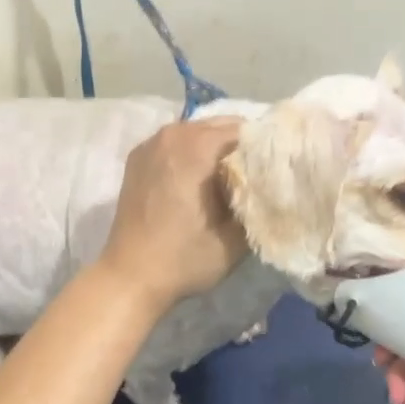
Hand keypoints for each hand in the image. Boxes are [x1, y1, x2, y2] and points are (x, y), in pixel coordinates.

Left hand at [97, 117, 248, 307]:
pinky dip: (191, 157)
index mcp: (197, 146)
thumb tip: (267, 191)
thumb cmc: (183, 261)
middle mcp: (172, 133)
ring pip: (196, 134)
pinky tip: (198, 184)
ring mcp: (151, 144)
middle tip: (254, 178)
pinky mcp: (138, 159)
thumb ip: (256, 209)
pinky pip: (175, 145)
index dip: (263, 149)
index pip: (244, 130)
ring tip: (228, 181)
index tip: (273, 173)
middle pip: (218, 126)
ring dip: (215, 152)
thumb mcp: (233, 242)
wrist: (130, 277)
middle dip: (239, 148)